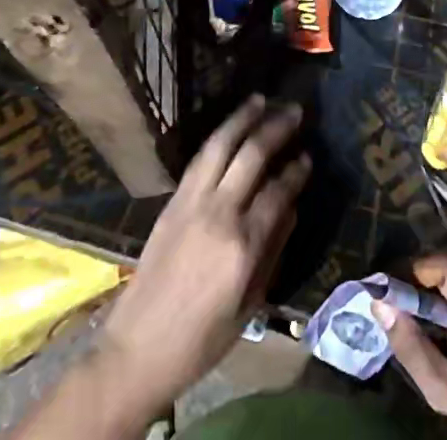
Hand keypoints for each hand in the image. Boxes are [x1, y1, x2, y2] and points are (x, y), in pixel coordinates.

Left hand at [96, 96, 310, 412]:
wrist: (139, 347)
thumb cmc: (202, 339)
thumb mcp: (250, 304)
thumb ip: (272, 252)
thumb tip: (291, 210)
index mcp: (244, 245)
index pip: (279, 192)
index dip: (296, 170)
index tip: (308, 156)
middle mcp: (218, 214)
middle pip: (250, 156)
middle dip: (275, 128)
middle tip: (294, 110)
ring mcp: (191, 203)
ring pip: (219, 147)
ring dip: (241, 119)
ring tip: (259, 99)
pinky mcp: (171, 203)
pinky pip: (198, 160)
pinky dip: (216, 139)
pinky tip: (227, 130)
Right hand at [372, 255, 446, 416]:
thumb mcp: (441, 389)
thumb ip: (411, 347)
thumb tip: (379, 302)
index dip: (414, 272)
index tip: (388, 291)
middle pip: (445, 267)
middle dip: (412, 278)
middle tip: (388, 299)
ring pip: (445, 274)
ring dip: (418, 286)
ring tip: (398, 306)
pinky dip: (428, 294)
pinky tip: (416, 314)